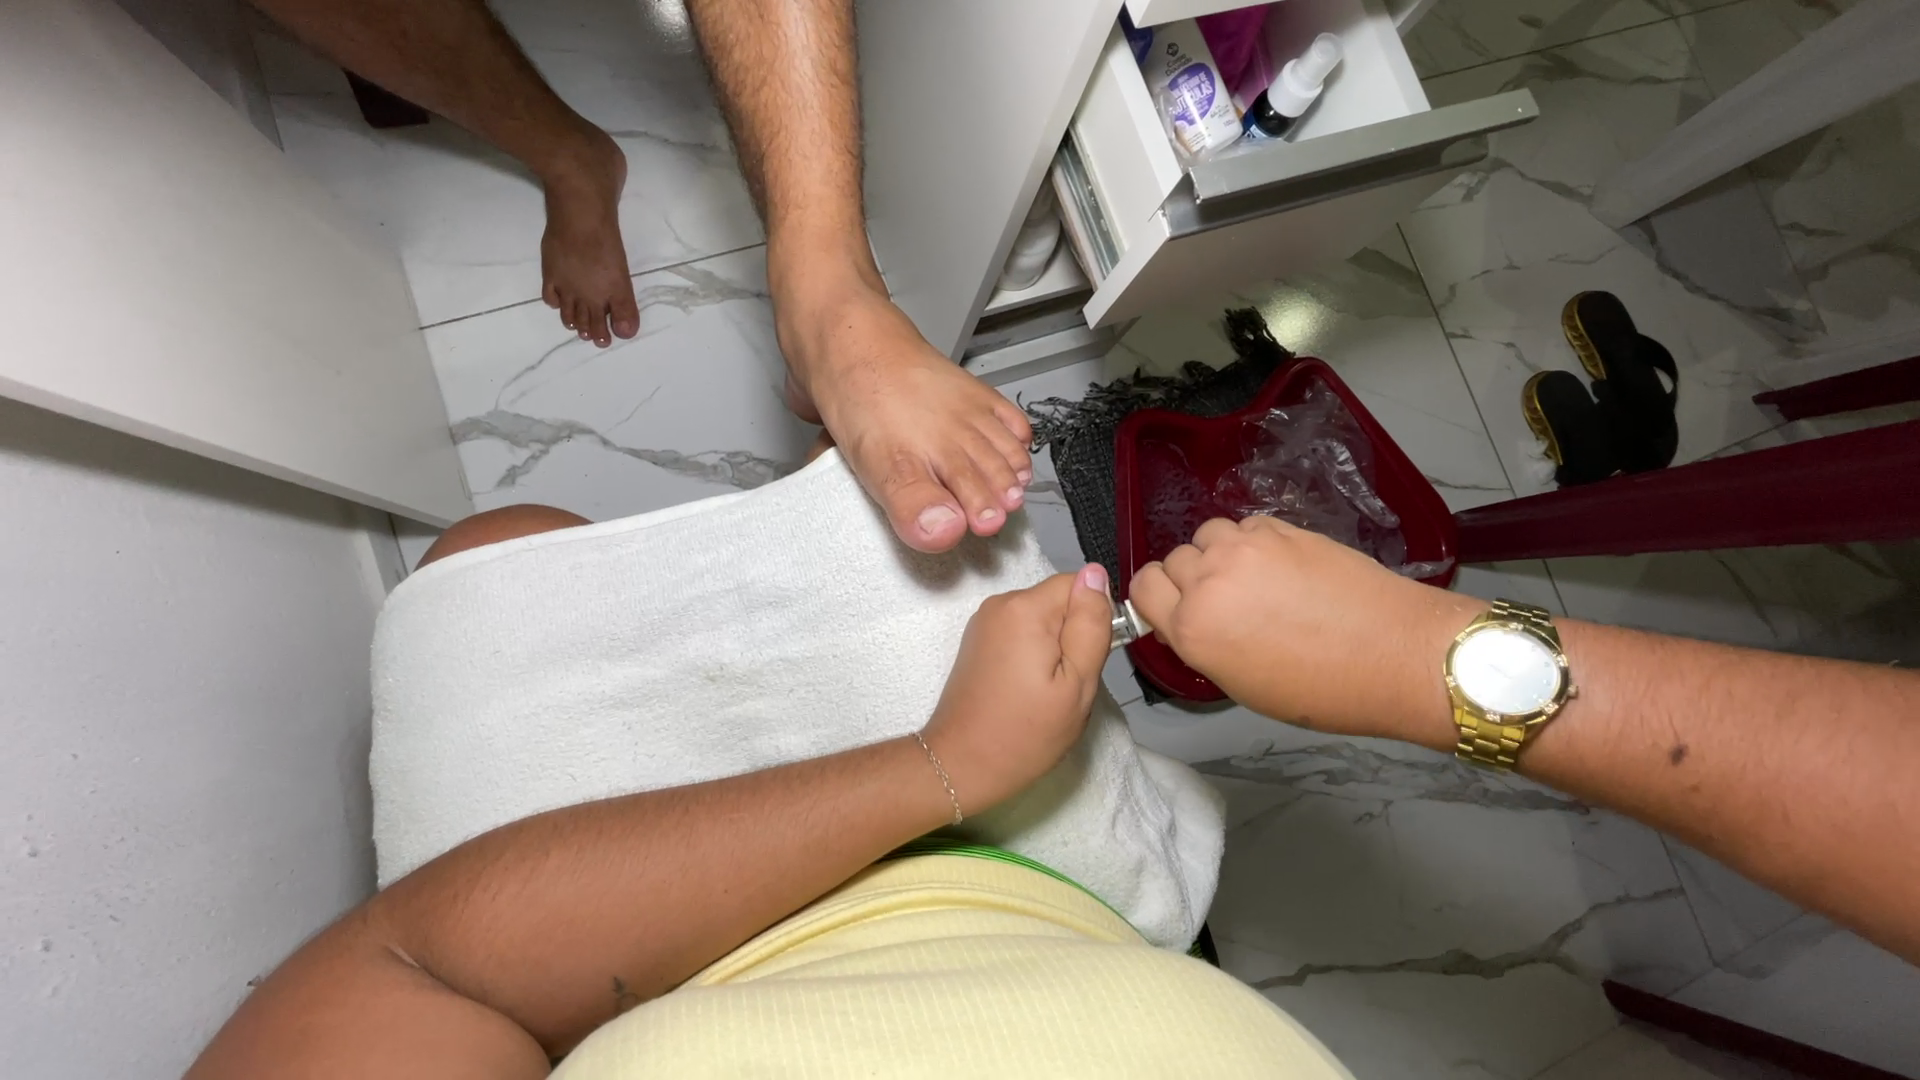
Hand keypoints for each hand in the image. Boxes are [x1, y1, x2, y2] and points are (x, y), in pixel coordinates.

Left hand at [775, 276, 1034, 553]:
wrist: (844, 335)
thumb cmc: (855, 396)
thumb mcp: (876, 465)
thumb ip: (912, 503)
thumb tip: (948, 533)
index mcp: (939, 459)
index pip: (975, 500)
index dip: (982, 516)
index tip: (987, 530)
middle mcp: (958, 435)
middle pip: (992, 475)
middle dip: (998, 498)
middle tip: (1000, 515)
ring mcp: (965, 409)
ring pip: (1001, 446)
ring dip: (1009, 470)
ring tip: (1012, 488)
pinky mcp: (964, 388)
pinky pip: (1003, 413)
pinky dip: (1014, 431)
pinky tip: (1015, 443)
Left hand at [920, 565, 1114, 812]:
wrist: (962, 764)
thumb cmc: (1026, 732)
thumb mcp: (1077, 683)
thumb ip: (1091, 625)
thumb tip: (1096, 573)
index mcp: (1025, 608)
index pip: (1079, 584)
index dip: (1093, 618)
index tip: (1087, 659)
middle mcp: (1000, 603)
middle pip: (1058, 600)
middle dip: (1072, 635)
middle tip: (1067, 683)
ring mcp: (984, 621)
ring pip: (1041, 618)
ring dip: (1053, 647)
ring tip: (1046, 690)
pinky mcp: (977, 640)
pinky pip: (1021, 631)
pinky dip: (1032, 653)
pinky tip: (1027, 688)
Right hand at [1128, 517, 1474, 745]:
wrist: (1394, 654)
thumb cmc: (1321, 689)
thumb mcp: (1240, 683)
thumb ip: (1199, 643)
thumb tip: (1188, 618)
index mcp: (1193, 630)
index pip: (1142, 587)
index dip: (1157, 597)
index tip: (1176, 606)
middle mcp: (1208, 583)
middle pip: (1173, 560)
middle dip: (1191, 578)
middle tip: (1226, 599)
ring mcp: (1244, 550)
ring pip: (1206, 535)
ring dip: (1219, 553)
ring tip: (1253, 576)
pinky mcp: (1280, 529)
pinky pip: (1245, 526)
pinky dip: (1253, 541)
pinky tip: (1282, 564)